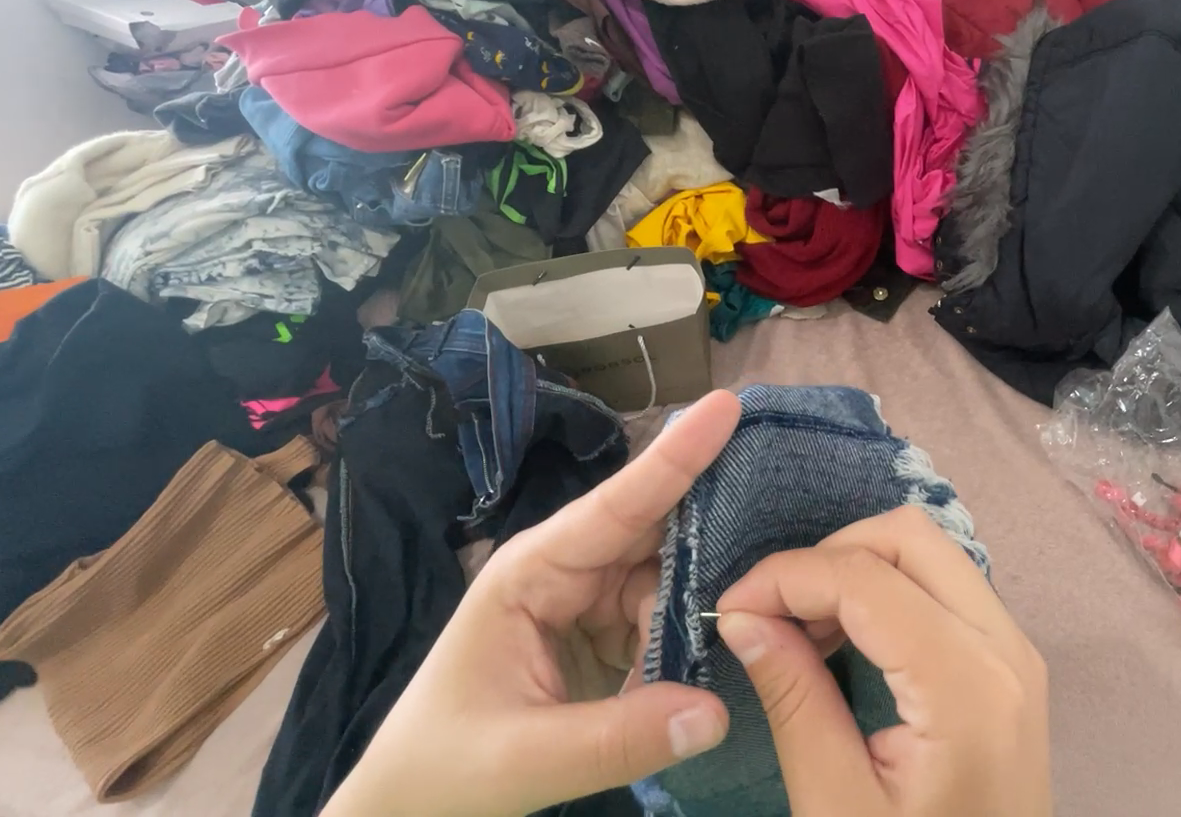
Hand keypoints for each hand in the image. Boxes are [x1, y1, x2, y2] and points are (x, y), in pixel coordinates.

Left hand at [320, 391, 742, 816]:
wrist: (408, 809)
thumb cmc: (442, 771)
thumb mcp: (522, 761)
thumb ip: (618, 737)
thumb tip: (715, 712)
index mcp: (533, 571)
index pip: (617, 504)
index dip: (675, 455)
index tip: (725, 405)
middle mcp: (566, 568)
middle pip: (653, 528)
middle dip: (708, 517)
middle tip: (772, 501)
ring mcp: (588, 597)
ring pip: (667, 575)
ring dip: (696, 599)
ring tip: (729, 625)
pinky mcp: (605, 629)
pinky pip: (662, 616)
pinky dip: (684, 634)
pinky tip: (703, 651)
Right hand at [714, 507, 1051, 815]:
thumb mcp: (837, 806)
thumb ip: (794, 700)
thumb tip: (742, 617)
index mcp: (967, 686)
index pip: (867, 578)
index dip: (788, 576)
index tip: (730, 608)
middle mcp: (1005, 644)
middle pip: (908, 536)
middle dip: (828, 554)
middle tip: (772, 610)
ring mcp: (1014, 646)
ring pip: (928, 548)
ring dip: (856, 564)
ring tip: (801, 623)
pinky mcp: (1008, 656)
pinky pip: (943, 580)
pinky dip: (886, 583)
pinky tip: (846, 630)